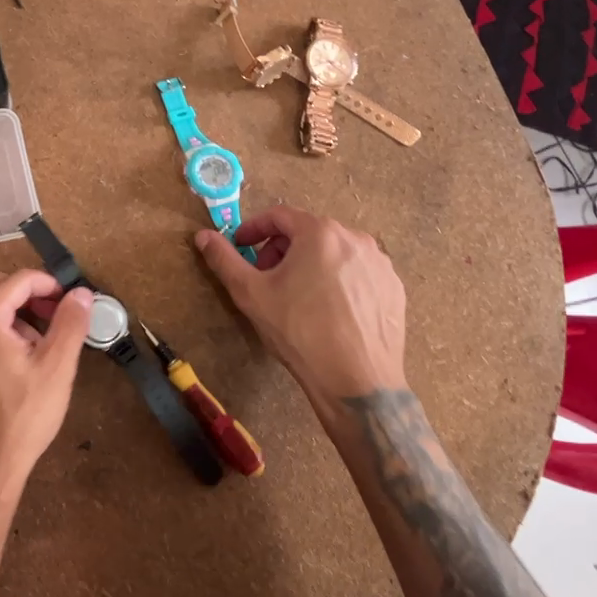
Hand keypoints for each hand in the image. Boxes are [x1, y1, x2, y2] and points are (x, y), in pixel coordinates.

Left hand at [0, 270, 94, 486]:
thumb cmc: (23, 413)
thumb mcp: (56, 366)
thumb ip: (70, 323)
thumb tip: (82, 293)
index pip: (19, 279)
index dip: (50, 284)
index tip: (74, 301)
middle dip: (32, 294)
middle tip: (60, 315)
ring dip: (19, 312)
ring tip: (46, 342)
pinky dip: (5, 328)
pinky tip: (26, 358)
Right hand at [194, 205, 406, 404]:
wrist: (356, 381)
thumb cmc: (298, 331)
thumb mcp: (250, 293)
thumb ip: (224, 259)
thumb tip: (203, 236)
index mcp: (320, 233)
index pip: (279, 216)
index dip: (254, 229)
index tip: (241, 247)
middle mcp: (355, 239)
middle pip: (308, 232)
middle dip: (281, 249)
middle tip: (267, 276)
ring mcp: (380, 264)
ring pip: (334, 252)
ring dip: (310, 263)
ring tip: (297, 295)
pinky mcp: (394, 289)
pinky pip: (358, 272)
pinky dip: (338, 280)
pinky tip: (328, 310)